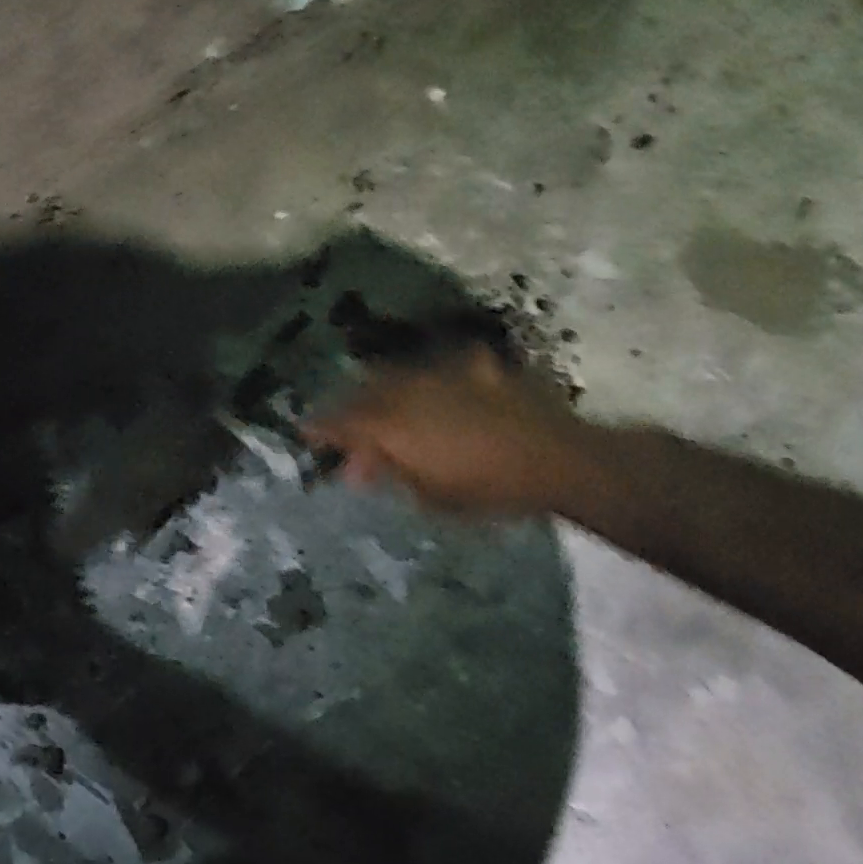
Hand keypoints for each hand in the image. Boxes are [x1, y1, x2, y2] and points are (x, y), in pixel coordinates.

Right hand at [301, 346, 595, 515]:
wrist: (558, 460)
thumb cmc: (486, 490)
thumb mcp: (427, 496)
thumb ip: (389, 473)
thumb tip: (356, 468)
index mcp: (391, 424)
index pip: (341, 421)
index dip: (320, 427)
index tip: (304, 432)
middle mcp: (410, 391)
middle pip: (365, 392)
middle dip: (349, 406)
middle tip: (343, 421)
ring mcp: (446, 374)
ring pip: (399, 374)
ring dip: (384, 388)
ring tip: (382, 400)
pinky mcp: (480, 368)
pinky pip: (445, 367)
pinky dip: (434, 379)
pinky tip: (440, 386)